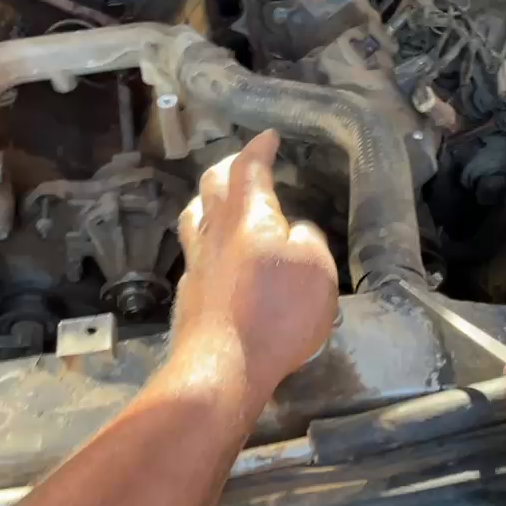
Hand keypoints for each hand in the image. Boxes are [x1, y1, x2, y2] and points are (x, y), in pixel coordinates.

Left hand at [172, 130, 337, 413]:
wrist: (221, 368)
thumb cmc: (276, 313)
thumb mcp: (316, 270)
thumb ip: (308, 240)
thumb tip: (294, 231)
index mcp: (247, 216)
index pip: (248, 168)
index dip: (258, 149)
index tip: (268, 137)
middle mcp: (214, 231)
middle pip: (213, 184)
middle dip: (229, 166)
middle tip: (243, 162)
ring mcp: (196, 263)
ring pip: (195, 215)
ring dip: (208, 198)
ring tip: (219, 198)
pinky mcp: (189, 293)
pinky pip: (195, 251)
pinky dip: (207, 238)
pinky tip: (215, 253)